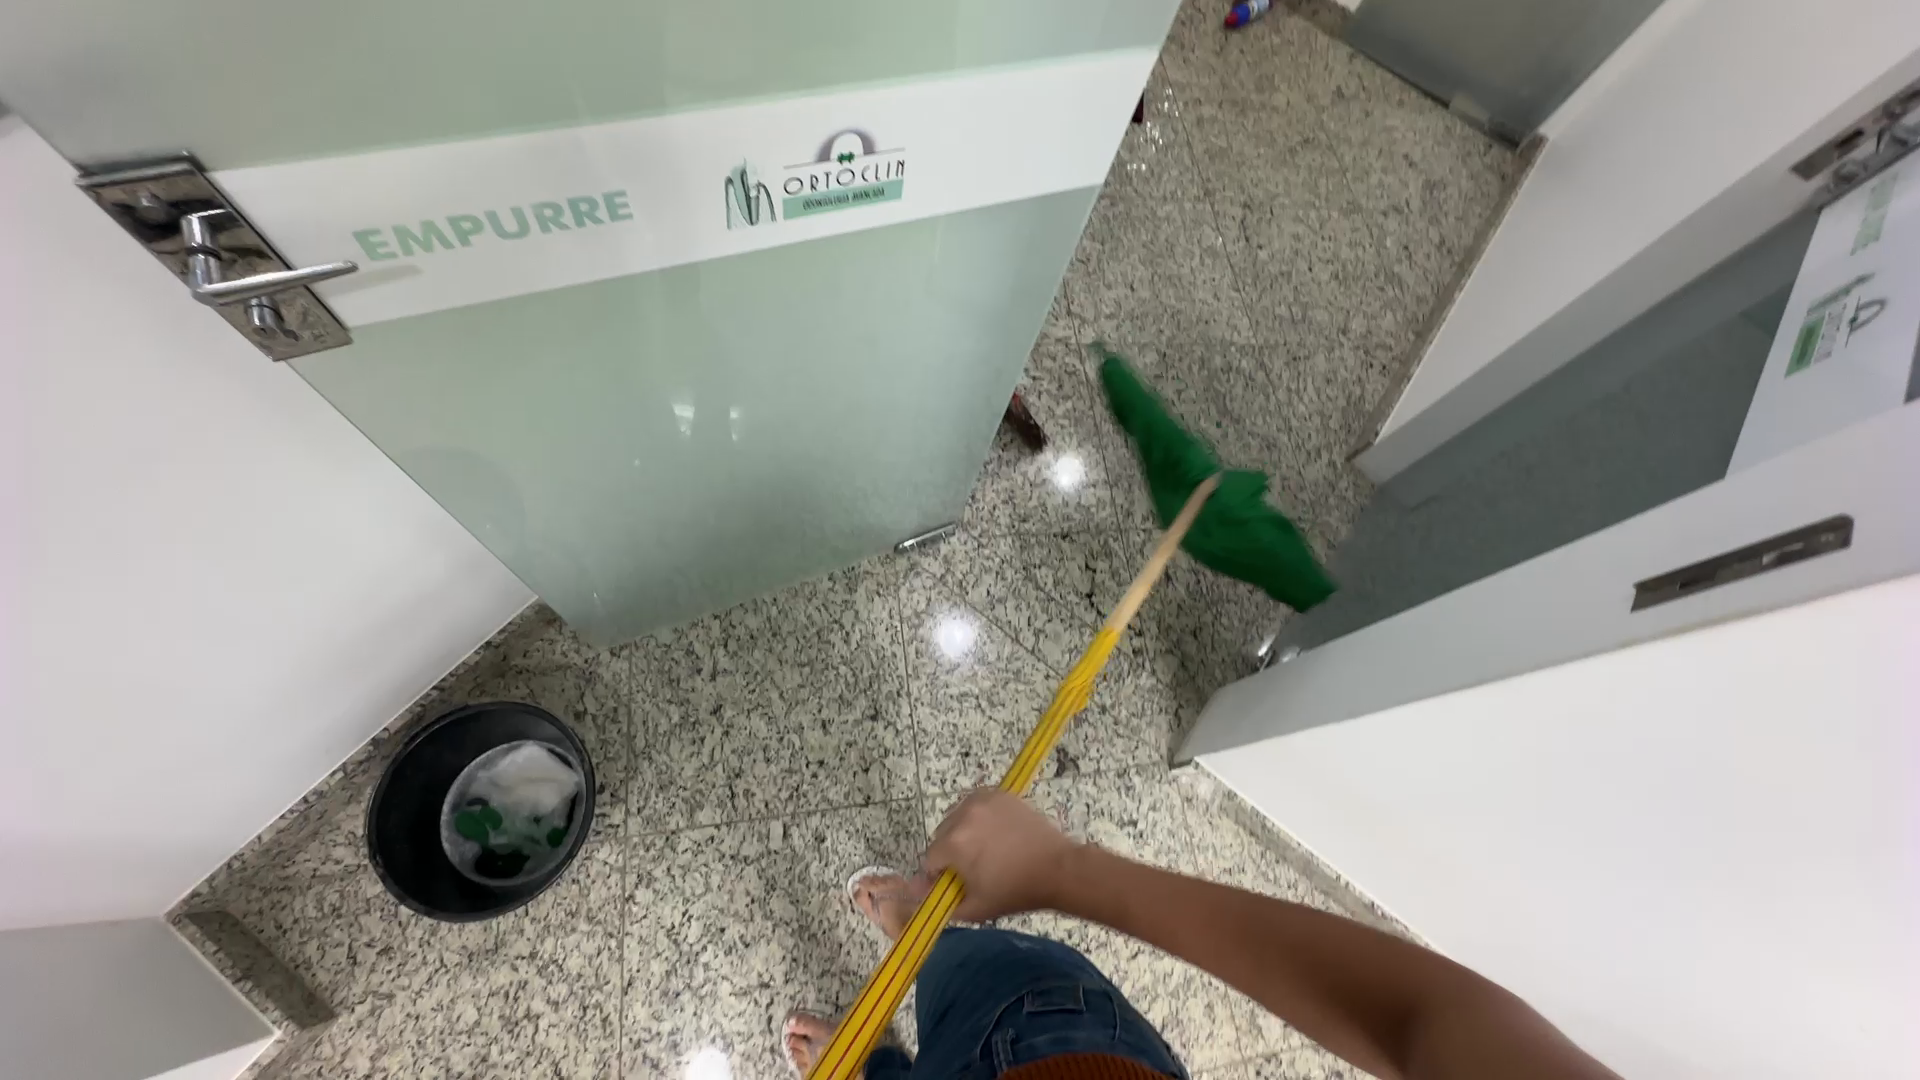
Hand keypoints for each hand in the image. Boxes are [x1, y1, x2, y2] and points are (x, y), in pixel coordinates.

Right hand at [924, 789, 1080, 921]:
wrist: (1056, 867)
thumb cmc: (1015, 890)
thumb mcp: (976, 908)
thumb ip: (944, 903)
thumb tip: (922, 892)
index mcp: (953, 843)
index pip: (929, 859)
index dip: (938, 874)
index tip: (953, 882)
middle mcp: (963, 815)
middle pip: (941, 835)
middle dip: (950, 852)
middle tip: (971, 867)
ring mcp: (982, 800)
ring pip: (957, 817)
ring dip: (962, 832)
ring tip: (985, 848)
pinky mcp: (999, 794)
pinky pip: (976, 804)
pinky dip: (978, 816)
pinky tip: (994, 831)